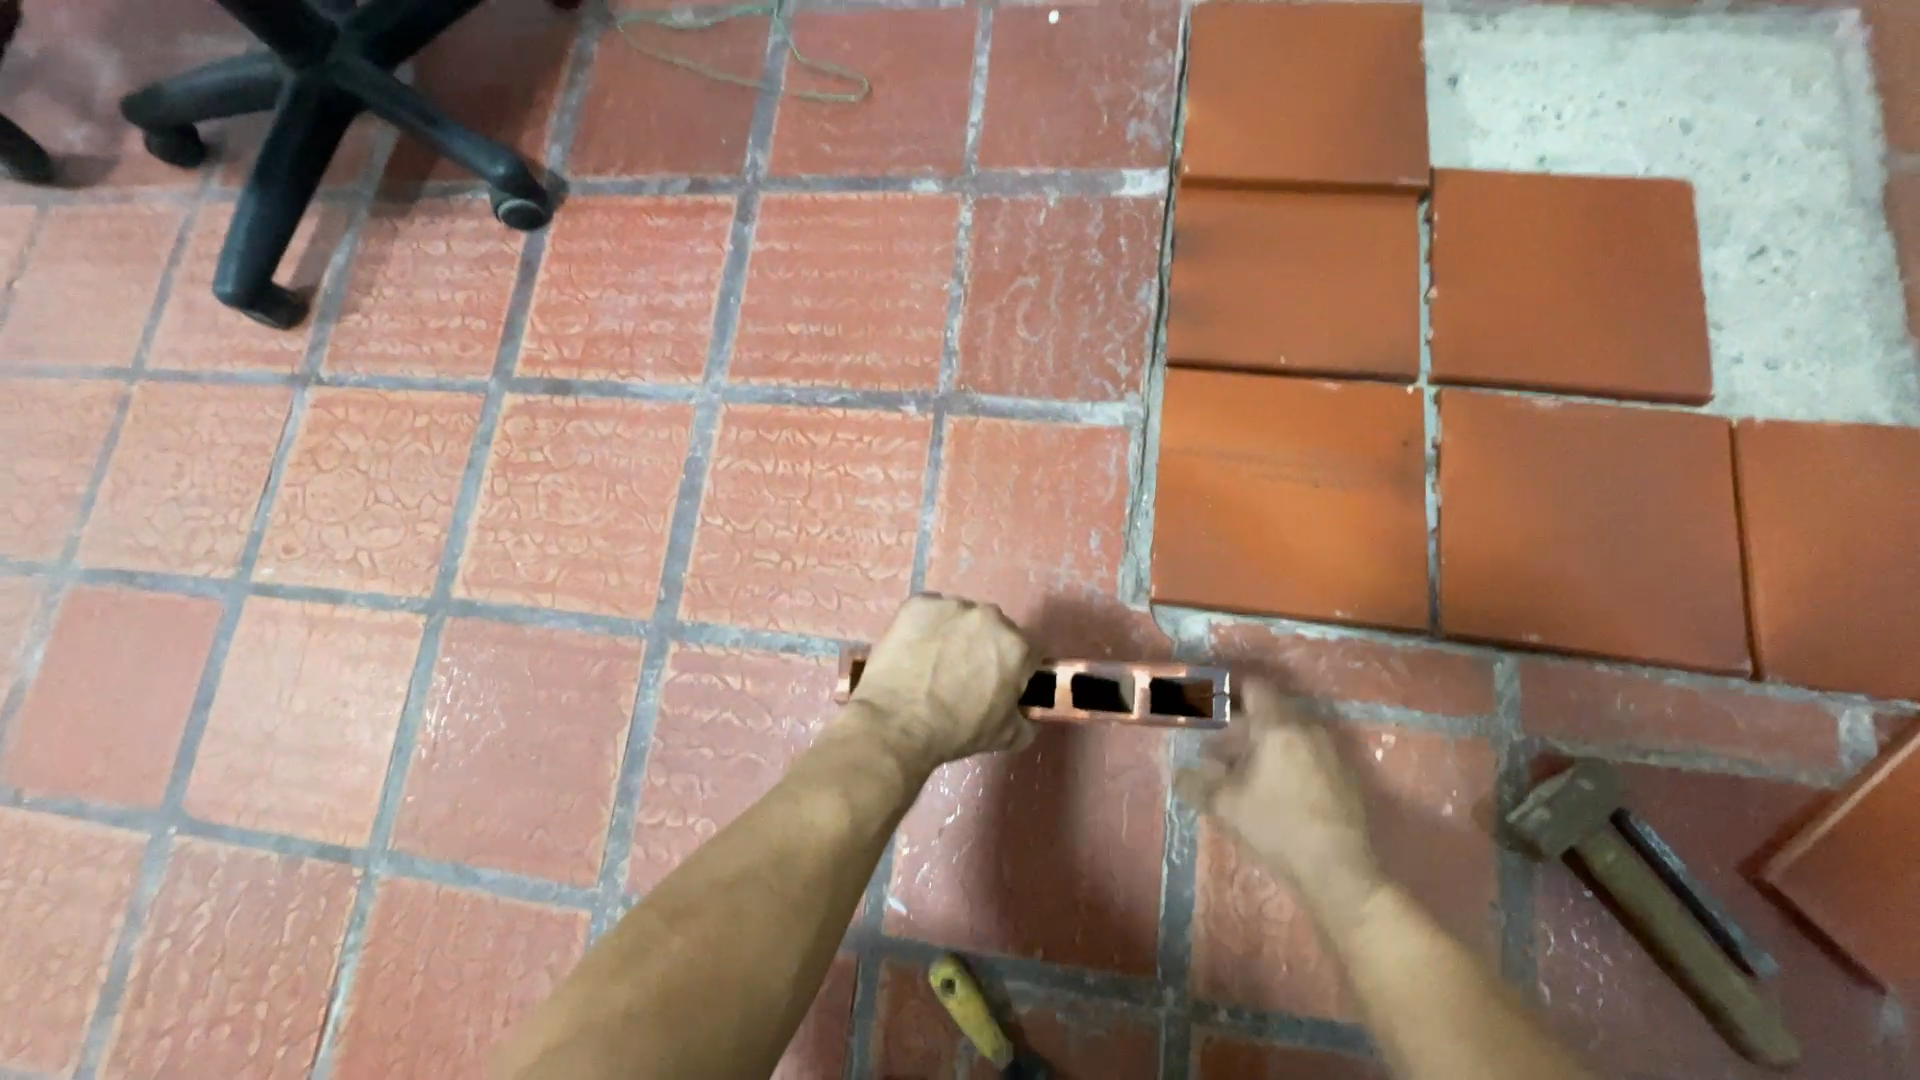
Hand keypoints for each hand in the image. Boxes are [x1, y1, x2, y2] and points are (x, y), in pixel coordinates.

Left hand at [841, 594, 1037, 774]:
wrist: (897, 724)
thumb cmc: (956, 731)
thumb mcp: (1005, 737)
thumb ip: (1025, 722)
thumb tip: (1026, 717)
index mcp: (1017, 647)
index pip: (1026, 652)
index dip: (1013, 669)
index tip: (996, 683)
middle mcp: (989, 617)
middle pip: (993, 629)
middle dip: (982, 647)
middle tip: (962, 673)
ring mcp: (952, 606)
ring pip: (960, 617)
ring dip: (953, 634)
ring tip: (933, 661)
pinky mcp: (918, 603)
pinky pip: (928, 612)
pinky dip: (924, 626)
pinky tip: (913, 649)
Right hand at [1175, 679, 1382, 921]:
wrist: (1338, 869)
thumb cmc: (1276, 827)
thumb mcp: (1224, 806)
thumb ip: (1195, 783)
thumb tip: (1181, 773)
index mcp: (1278, 728)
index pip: (1255, 688)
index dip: (1229, 692)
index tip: (1208, 706)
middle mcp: (1307, 730)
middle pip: (1269, 713)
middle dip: (1238, 728)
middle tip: (1213, 750)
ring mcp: (1330, 752)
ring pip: (1288, 734)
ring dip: (1260, 745)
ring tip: (1236, 773)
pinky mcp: (1344, 776)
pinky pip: (1306, 753)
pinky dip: (1283, 760)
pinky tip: (1268, 789)